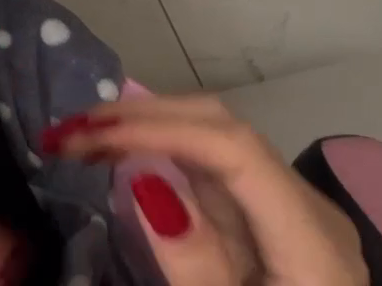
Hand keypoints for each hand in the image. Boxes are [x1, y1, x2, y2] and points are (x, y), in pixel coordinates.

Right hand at [49, 95, 367, 285]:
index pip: (233, 148)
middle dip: (138, 116)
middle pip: (222, 126)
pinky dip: (158, 145)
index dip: (155, 128)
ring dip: (142, 123)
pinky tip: (119, 152)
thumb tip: (144, 179)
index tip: (86, 138)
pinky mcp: (271, 215)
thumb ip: (196, 264)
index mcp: (313, 243)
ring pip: (213, 131)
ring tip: (82, 136)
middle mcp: (310, 210)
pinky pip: (211, 159)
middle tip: (67, 132)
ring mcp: (294, 209)